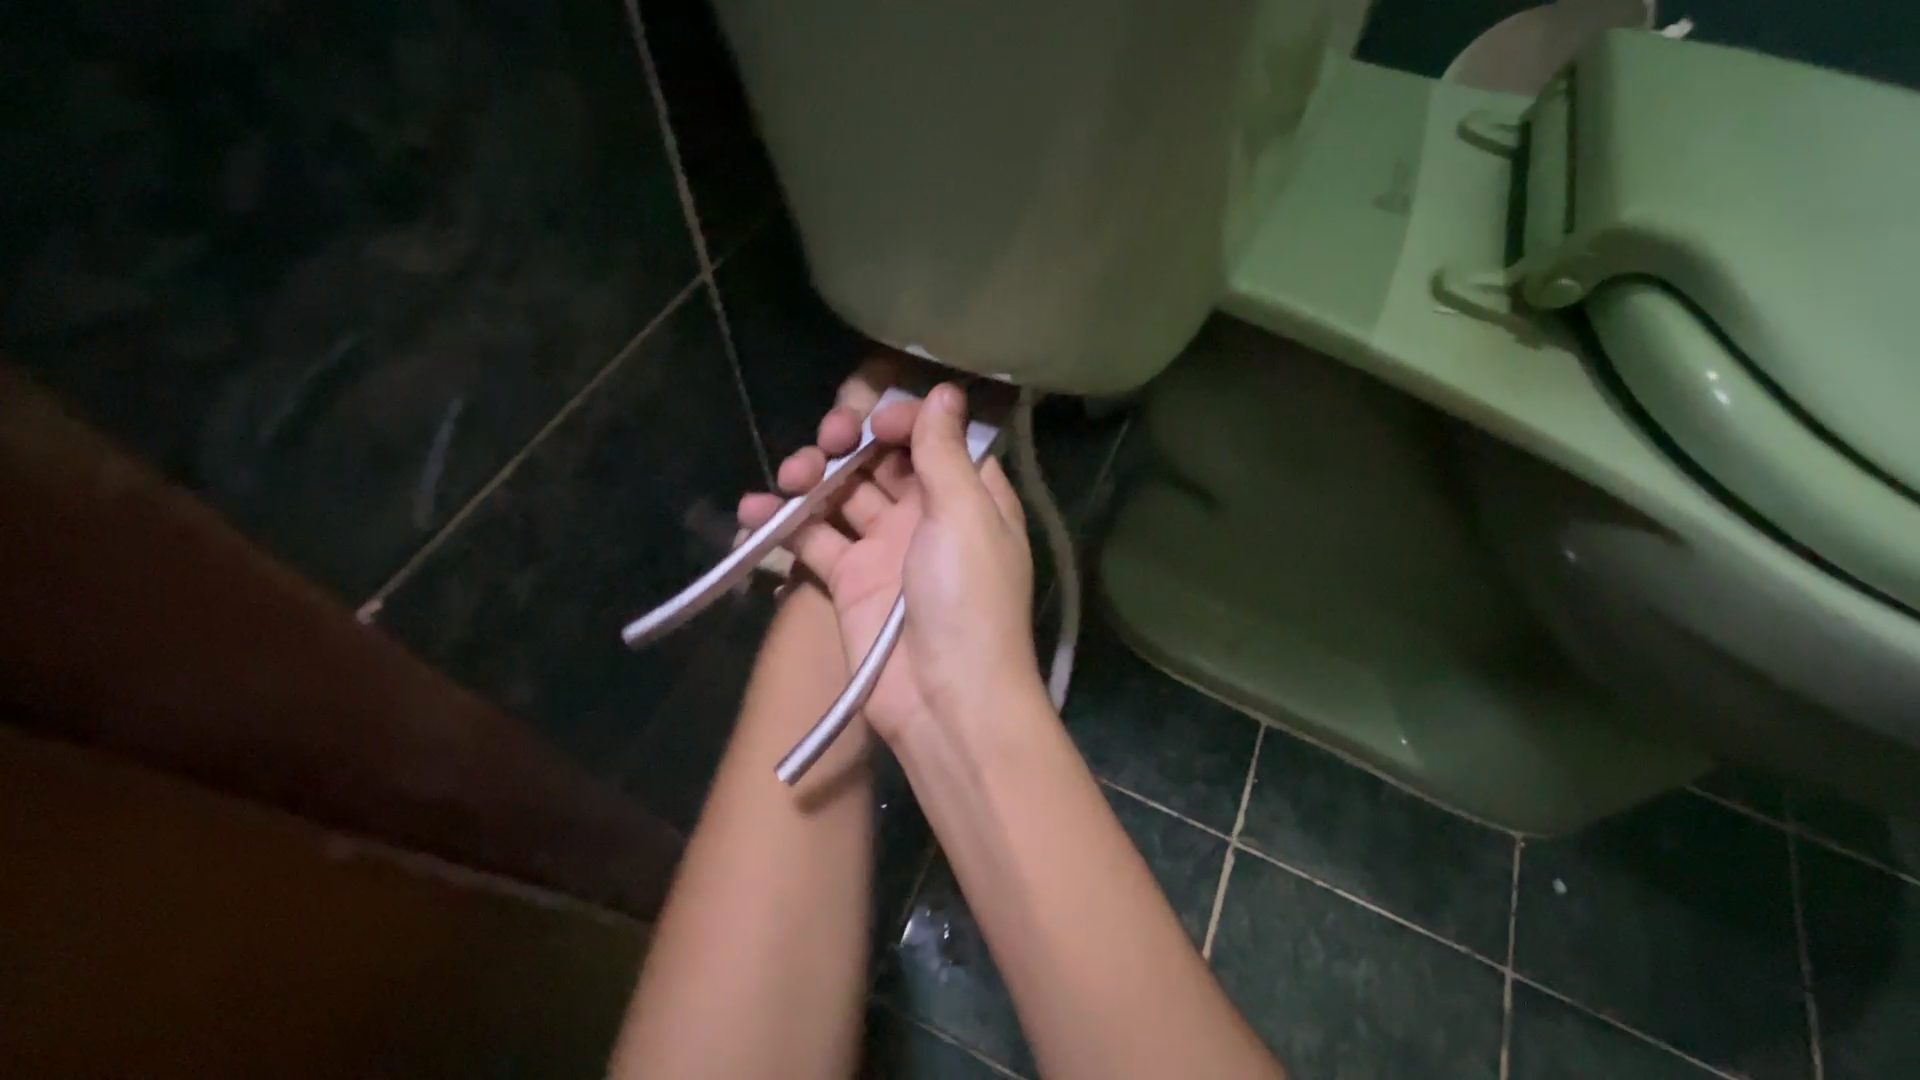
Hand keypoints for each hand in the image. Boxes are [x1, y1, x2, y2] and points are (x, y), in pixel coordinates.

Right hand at [738, 370, 1046, 743]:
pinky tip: (752, 512)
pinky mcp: (848, 581)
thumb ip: (945, 453)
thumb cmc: (967, 599)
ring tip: (788, 478)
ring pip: (843, 495)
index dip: (903, 422)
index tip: (873, 424)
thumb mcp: (965, 515)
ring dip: (812, 477)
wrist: (945, 699)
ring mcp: (885, 549)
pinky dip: (781, 525)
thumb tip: (946, 392)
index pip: (935, 440)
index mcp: (969, 497)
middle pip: (882, 462)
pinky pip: (811, 540)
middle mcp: (927, 516)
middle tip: (826, 441)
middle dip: (850, 443)